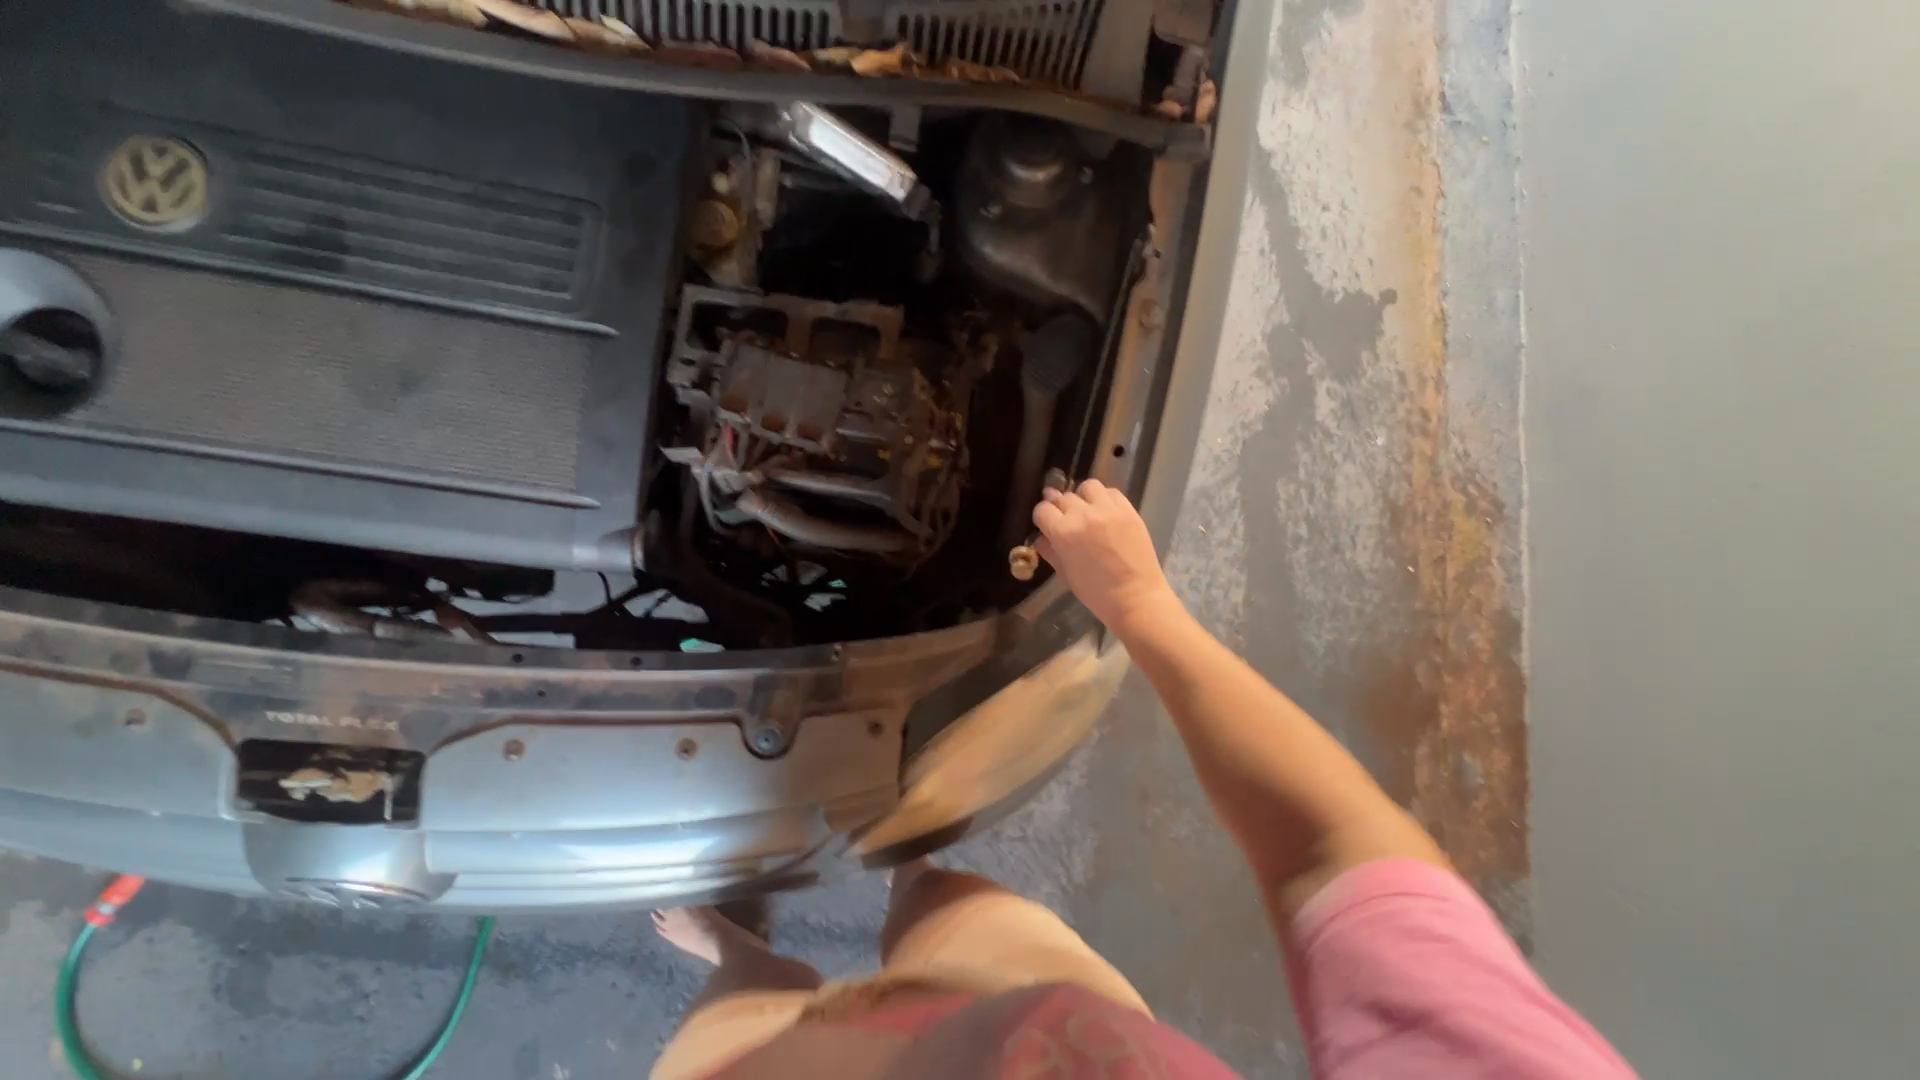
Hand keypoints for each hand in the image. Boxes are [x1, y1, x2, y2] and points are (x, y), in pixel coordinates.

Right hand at [1031, 479, 1179, 634]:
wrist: (1135, 596)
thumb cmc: (1096, 592)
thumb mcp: (1065, 573)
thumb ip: (1050, 551)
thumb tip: (1041, 537)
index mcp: (1063, 532)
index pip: (1042, 510)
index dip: (1042, 517)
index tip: (1046, 524)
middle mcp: (1084, 515)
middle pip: (1063, 497)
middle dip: (1060, 508)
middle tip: (1066, 521)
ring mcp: (1108, 510)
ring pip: (1087, 487)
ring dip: (1082, 496)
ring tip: (1087, 510)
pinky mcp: (1128, 510)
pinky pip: (1111, 491)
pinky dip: (1104, 498)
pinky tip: (1105, 511)